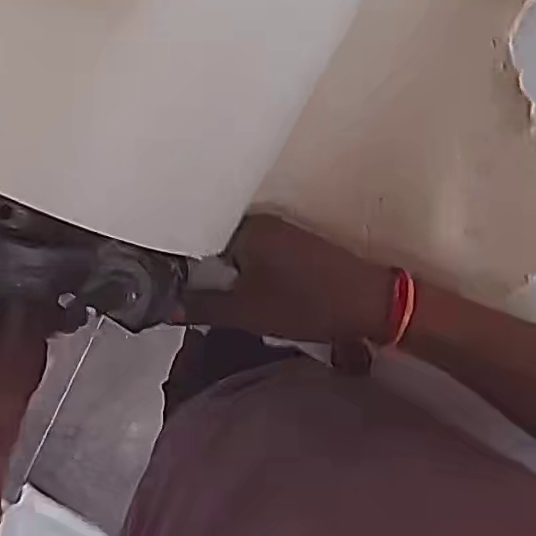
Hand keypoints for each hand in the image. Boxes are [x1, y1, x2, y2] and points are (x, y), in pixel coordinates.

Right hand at [182, 215, 394, 343]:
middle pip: (215, 245)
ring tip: (220, 300)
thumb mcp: (246, 313)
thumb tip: (168, 306)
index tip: (165, 283)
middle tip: (190, 297)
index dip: (178, 263)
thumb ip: (202, 307)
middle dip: (203, 272)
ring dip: (228, 276)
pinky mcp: (296, 246)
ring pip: (237, 253)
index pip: (195, 236)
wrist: (370, 305)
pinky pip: (257, 256)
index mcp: (246, 228)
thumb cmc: (308, 304)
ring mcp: (282, 232)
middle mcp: (262, 222)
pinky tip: (250, 296)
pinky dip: (248, 275)